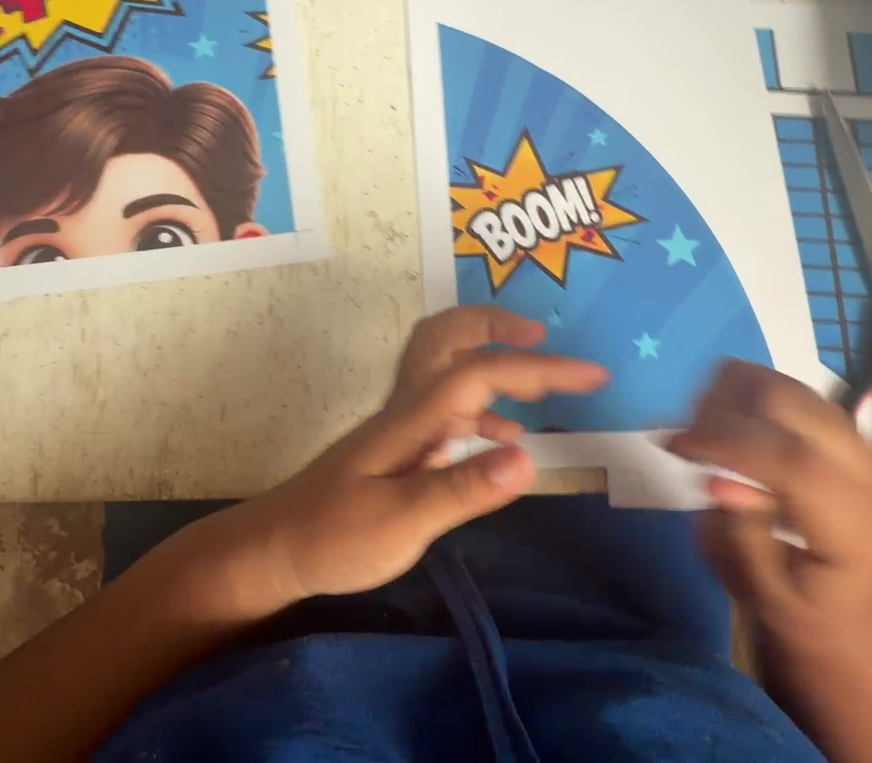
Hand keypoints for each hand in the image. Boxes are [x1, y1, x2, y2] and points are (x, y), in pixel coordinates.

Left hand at [228, 306, 606, 605]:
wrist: (277, 548)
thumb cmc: (334, 536)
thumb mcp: (402, 521)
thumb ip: (462, 488)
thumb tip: (529, 454)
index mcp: (411, 417)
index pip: (481, 371)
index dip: (540, 368)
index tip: (595, 375)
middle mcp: (406, 408)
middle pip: (447, 338)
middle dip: (496, 324)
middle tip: (544, 336)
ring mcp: (400, 425)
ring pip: (447, 368)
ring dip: (493, 361)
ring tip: (543, 384)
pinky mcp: (399, 447)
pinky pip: (448, 408)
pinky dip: (484, 409)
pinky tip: (507, 437)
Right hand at [668, 360, 871, 641]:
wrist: (846, 598)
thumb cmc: (794, 600)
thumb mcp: (760, 591)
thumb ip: (743, 539)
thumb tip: (719, 485)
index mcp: (855, 530)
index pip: (794, 463)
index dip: (726, 443)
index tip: (673, 446)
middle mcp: (868, 476)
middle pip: (791, 407)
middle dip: (722, 409)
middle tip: (684, 436)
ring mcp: (861, 446)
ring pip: (787, 387)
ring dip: (729, 394)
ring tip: (700, 426)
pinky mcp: (844, 430)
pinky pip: (789, 387)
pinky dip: (743, 389)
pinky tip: (721, 414)